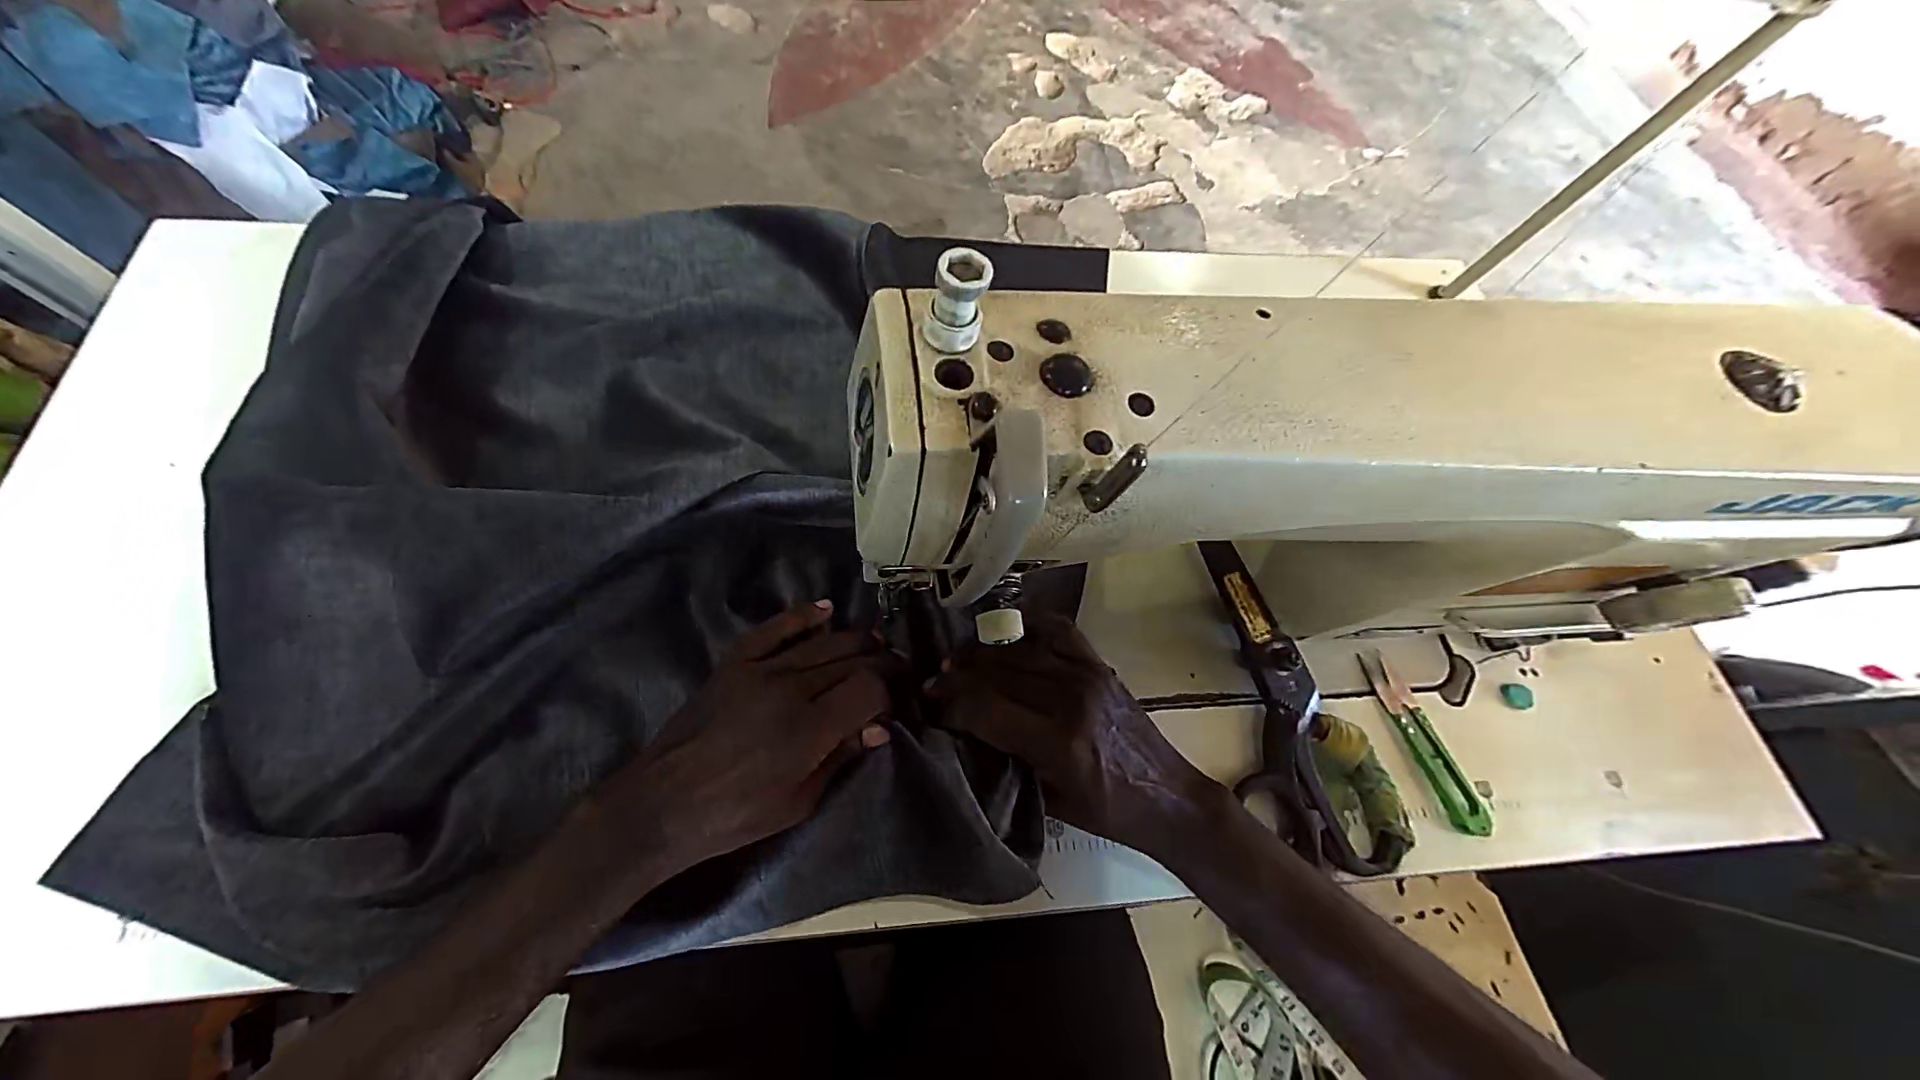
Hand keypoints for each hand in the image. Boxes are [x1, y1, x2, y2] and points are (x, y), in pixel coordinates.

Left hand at [628, 600, 894, 864]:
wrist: (662, 803)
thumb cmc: (735, 815)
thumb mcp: (799, 801)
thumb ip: (841, 757)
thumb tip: (878, 728)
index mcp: (810, 728)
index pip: (868, 688)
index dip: (888, 693)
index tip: (892, 705)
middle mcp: (790, 688)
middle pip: (850, 661)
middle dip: (881, 664)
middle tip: (897, 670)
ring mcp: (759, 670)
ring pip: (821, 643)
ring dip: (854, 640)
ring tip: (875, 643)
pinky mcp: (734, 663)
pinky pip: (774, 630)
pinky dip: (801, 616)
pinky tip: (826, 609)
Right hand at [928, 613, 1223, 855]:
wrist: (1168, 797)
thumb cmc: (1108, 812)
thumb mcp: (1049, 800)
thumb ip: (1007, 760)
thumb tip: (964, 729)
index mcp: (1058, 742)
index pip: (985, 708)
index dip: (950, 705)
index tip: (931, 707)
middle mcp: (1071, 699)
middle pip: (996, 672)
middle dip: (958, 677)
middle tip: (935, 683)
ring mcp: (1087, 676)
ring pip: (1019, 649)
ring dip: (982, 652)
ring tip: (959, 660)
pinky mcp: (1099, 665)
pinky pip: (1058, 629)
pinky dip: (1027, 623)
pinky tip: (1005, 628)